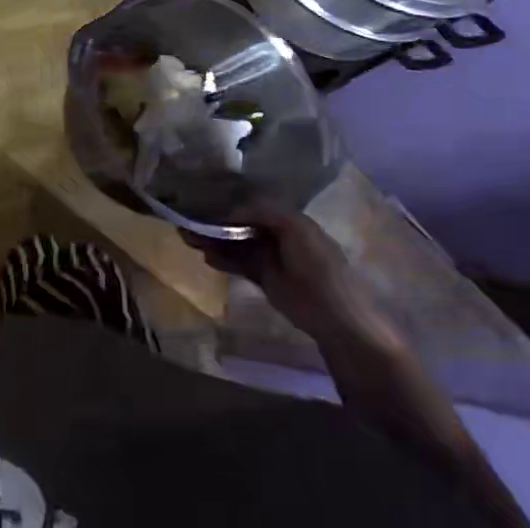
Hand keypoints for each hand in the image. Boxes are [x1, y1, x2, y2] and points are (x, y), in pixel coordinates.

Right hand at [186, 207, 391, 347]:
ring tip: (191, 241)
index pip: (255, 208)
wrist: (339, 322)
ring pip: (237, 245)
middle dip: (216, 226)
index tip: (208, 211)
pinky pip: (241, 264)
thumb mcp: (295, 231)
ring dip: (215, 242)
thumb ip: (265, 214)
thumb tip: (233, 211)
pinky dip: (224, 260)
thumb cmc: (320, 272)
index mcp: (292, 223)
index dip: (231, 208)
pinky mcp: (268, 279)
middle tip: (191, 228)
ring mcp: (274, 260)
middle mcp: (281, 238)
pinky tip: (207, 258)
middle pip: (242, 226)